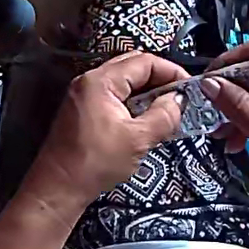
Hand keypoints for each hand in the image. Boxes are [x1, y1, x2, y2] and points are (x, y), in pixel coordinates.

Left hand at [20, 52, 187, 214]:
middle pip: (133, 66)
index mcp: (101, 81)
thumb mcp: (138, 139)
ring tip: (167, 110)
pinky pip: (113, 96)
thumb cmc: (97, 161)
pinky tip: (145, 119)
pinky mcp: (82, 110)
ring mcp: (83, 94)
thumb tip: (179, 100)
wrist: (58, 187)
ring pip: (123, 82)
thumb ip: (164, 115)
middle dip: (160, 79)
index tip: (189, 88)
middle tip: (180, 98)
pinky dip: (132, 102)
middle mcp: (89, 81)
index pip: (144, 62)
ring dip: (146, 92)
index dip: (171, 71)